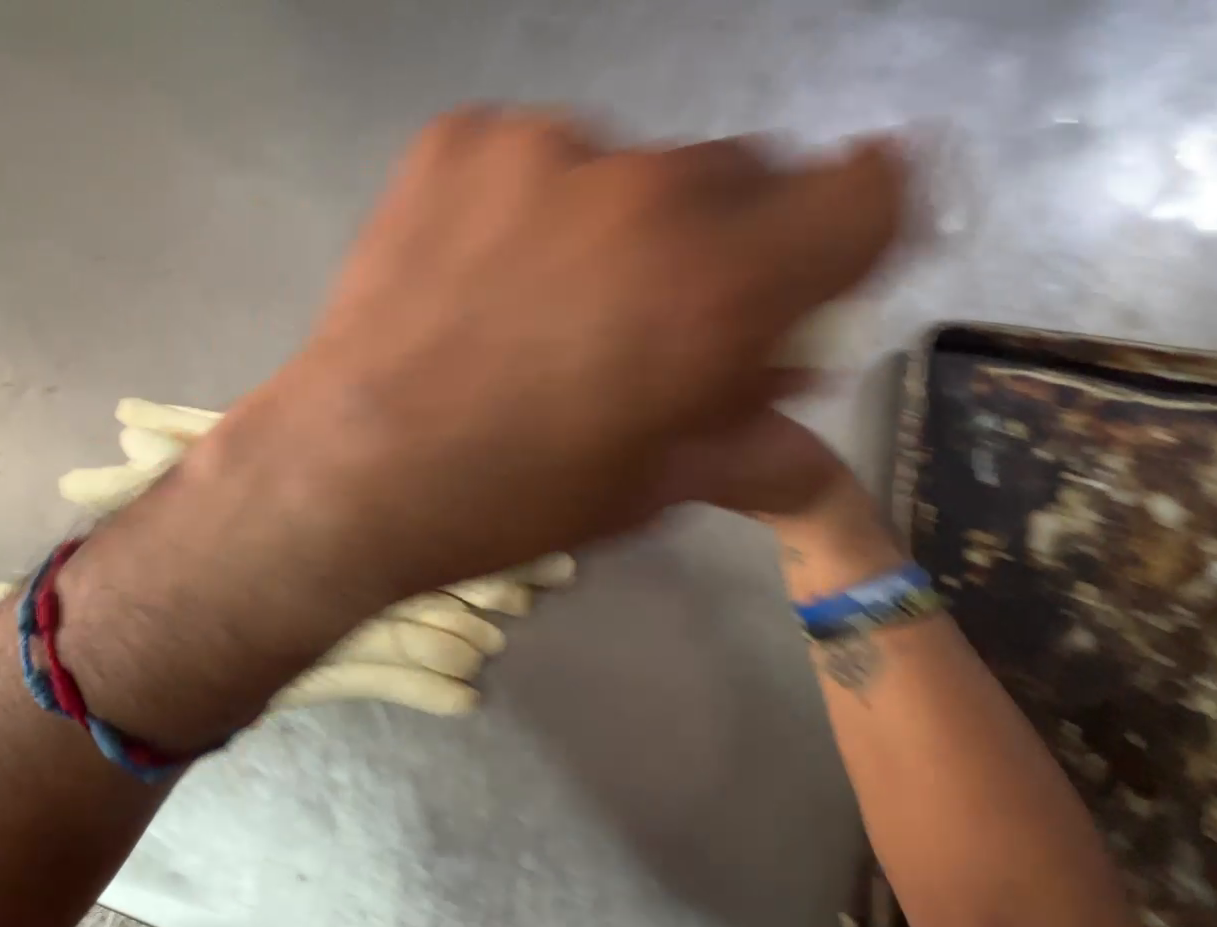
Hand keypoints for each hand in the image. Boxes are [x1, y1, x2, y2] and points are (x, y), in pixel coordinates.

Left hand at [196, 107, 907, 600]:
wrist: (349, 471)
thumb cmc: (513, 498)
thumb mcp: (651, 488)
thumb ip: (752, 437)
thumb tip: (804, 415)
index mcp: (720, 287)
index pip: (867, 192)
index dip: (856, 225)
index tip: (819, 264)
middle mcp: (650, 193)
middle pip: (748, 176)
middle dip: (730, 243)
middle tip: (664, 316)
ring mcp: (549, 151)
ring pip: (641, 168)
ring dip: (631, 226)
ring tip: (558, 306)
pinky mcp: (464, 139)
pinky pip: (546, 158)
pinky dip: (544, 207)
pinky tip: (494, 277)